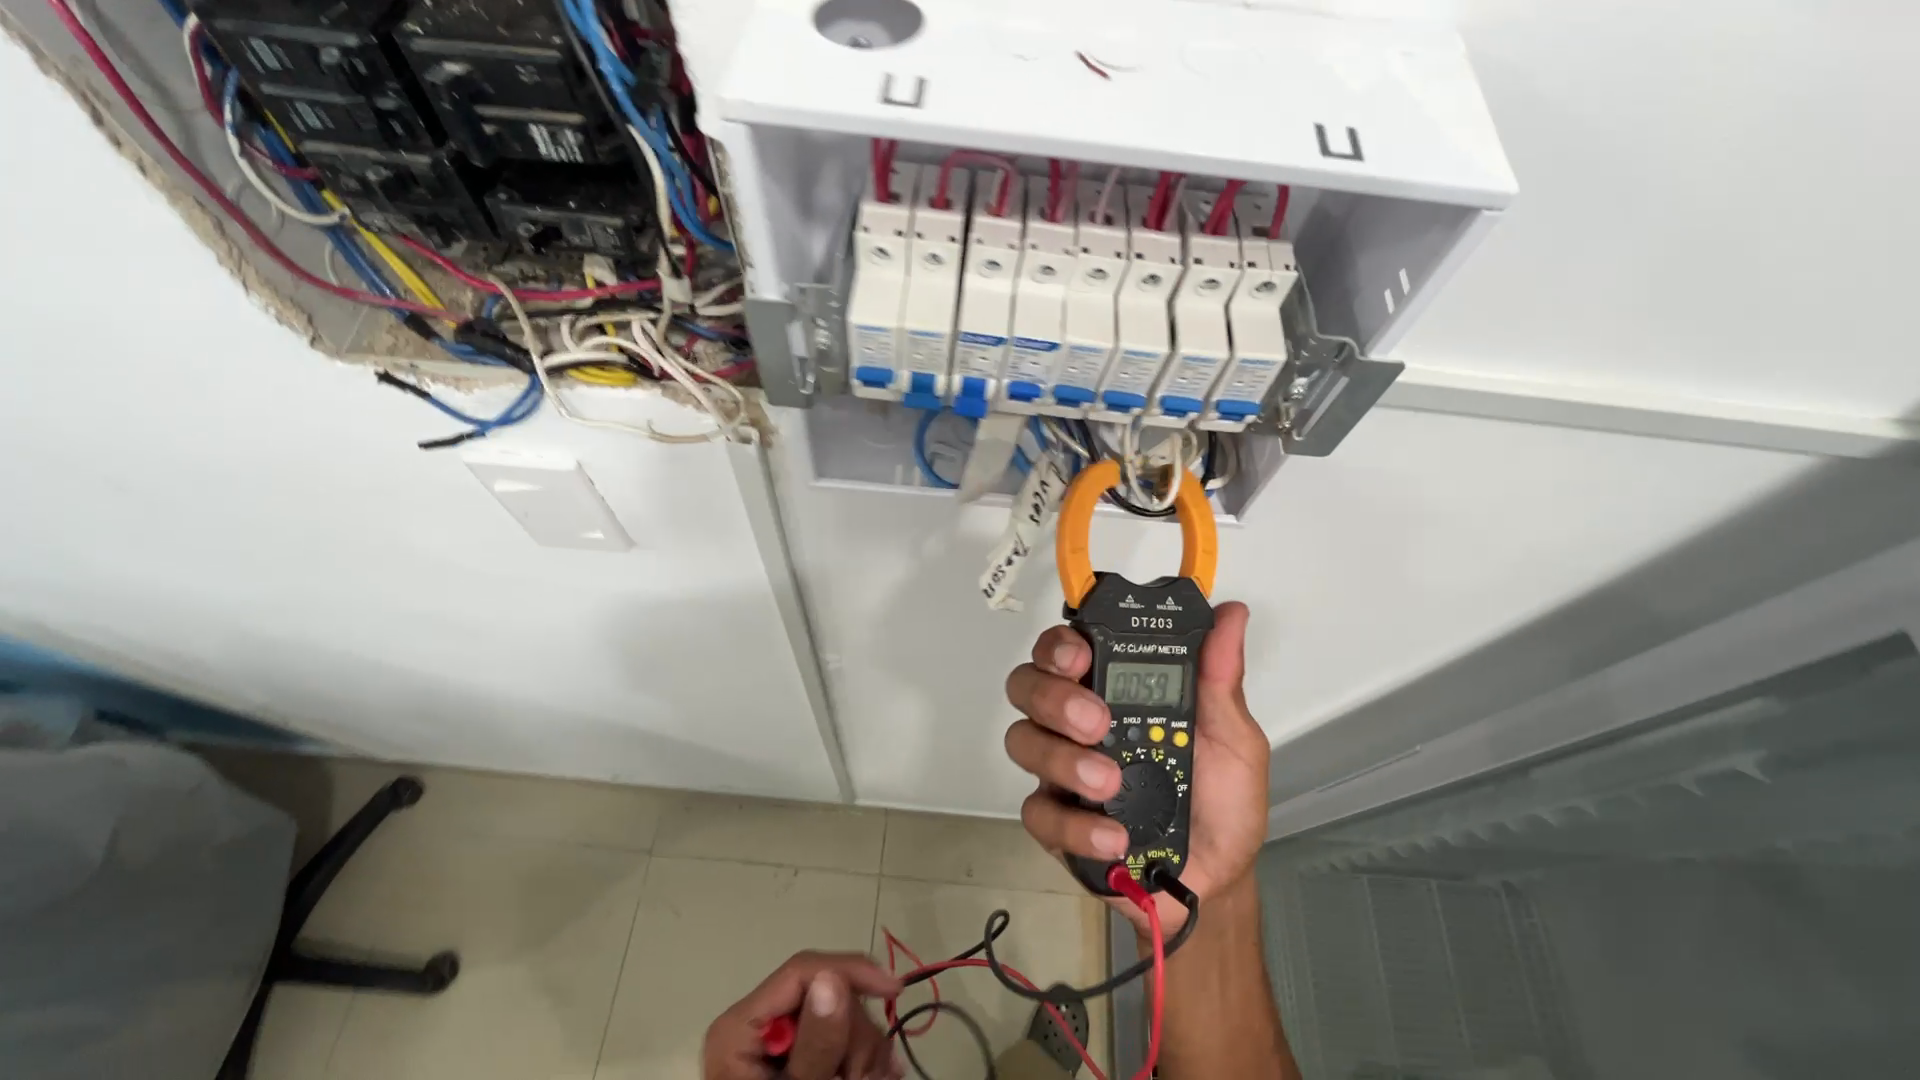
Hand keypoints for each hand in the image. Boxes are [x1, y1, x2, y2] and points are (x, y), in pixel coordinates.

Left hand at [702, 951, 904, 1079]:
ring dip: (864, 1056)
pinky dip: (866, 1063)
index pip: (802, 971)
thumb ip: (816, 1044)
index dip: (850, 971)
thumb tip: (831, 977)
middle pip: (829, 994)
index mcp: (740, 1028)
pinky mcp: (804, 1059)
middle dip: (856, 1036)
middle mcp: (760, 1025)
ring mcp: (784, 1043)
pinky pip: (847, 1042)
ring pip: (845, 1018)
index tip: (894, 990)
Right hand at [1004, 601, 1269, 931]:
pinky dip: (1075, 825)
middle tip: (1096, 721)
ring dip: (1062, 758)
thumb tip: (1230, 614)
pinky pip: (1038, 812)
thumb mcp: (1233, 739)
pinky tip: (1113, 836)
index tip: (1081, 655)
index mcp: (1117, 694)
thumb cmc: (1222, 803)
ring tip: (1110, 784)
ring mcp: (1061, 772)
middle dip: (1053, 696)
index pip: (1067, 650)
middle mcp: (1078, 724)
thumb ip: (1221, 680)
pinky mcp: (1056, 824)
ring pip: (1023, 740)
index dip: (1060, 644)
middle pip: (1028, 685)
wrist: (1217, 881)